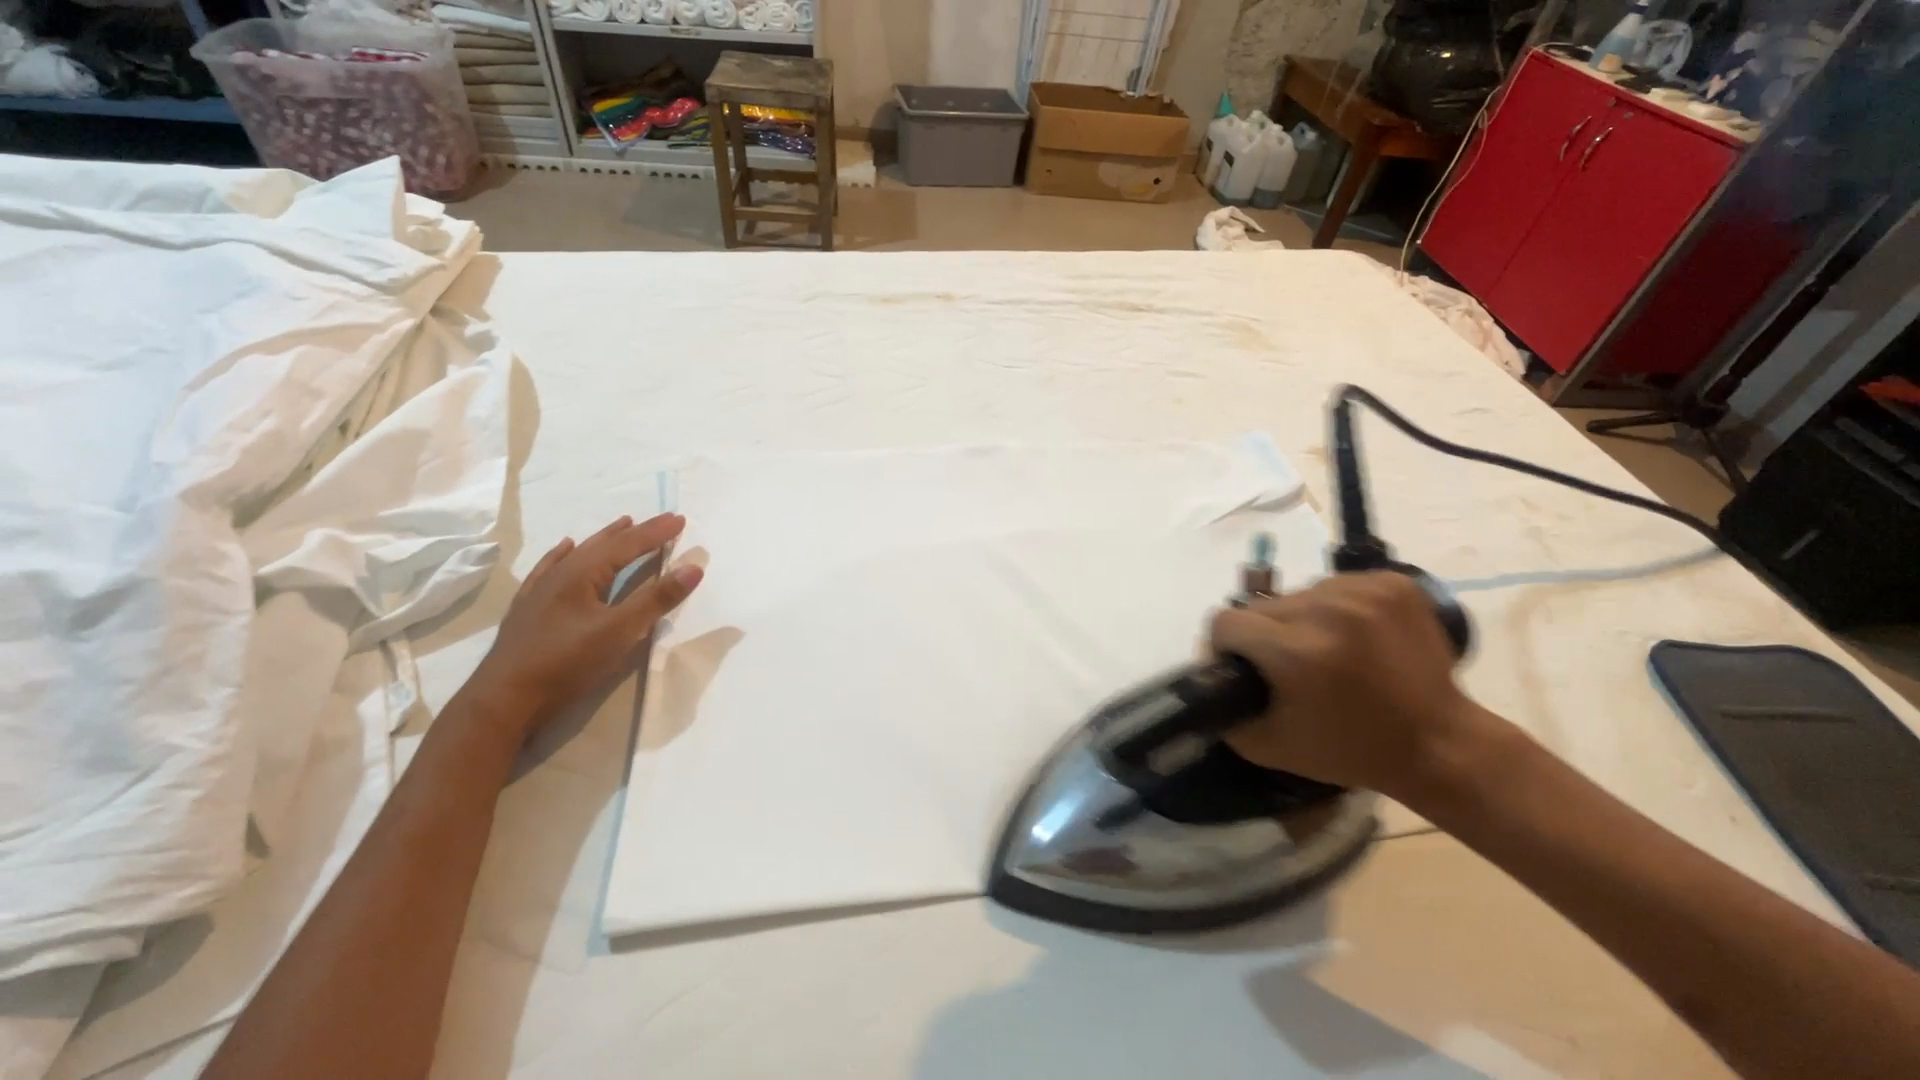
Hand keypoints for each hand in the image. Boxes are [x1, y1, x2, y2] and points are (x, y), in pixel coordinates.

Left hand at [464, 513, 702, 738]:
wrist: (505, 698)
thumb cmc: (567, 663)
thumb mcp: (620, 632)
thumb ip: (657, 599)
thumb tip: (693, 567)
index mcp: (582, 574)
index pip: (627, 545)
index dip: (655, 533)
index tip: (679, 519)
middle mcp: (560, 574)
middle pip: (603, 545)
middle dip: (634, 532)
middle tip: (660, 521)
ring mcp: (540, 590)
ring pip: (578, 555)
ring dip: (604, 540)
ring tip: (621, 525)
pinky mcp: (528, 608)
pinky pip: (549, 569)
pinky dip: (562, 555)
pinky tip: (563, 549)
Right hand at [1209, 572, 1497, 797]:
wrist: (1437, 743)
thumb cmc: (1348, 749)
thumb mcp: (1268, 745)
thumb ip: (1223, 709)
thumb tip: (1205, 668)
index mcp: (1293, 650)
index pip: (1226, 622)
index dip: (1228, 649)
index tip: (1246, 668)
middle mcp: (1326, 609)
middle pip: (1264, 606)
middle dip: (1266, 635)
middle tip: (1291, 667)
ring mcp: (1365, 590)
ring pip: (1302, 593)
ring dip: (1303, 619)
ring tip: (1330, 651)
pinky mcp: (1395, 582)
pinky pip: (1341, 584)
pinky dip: (1341, 607)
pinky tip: (1359, 638)